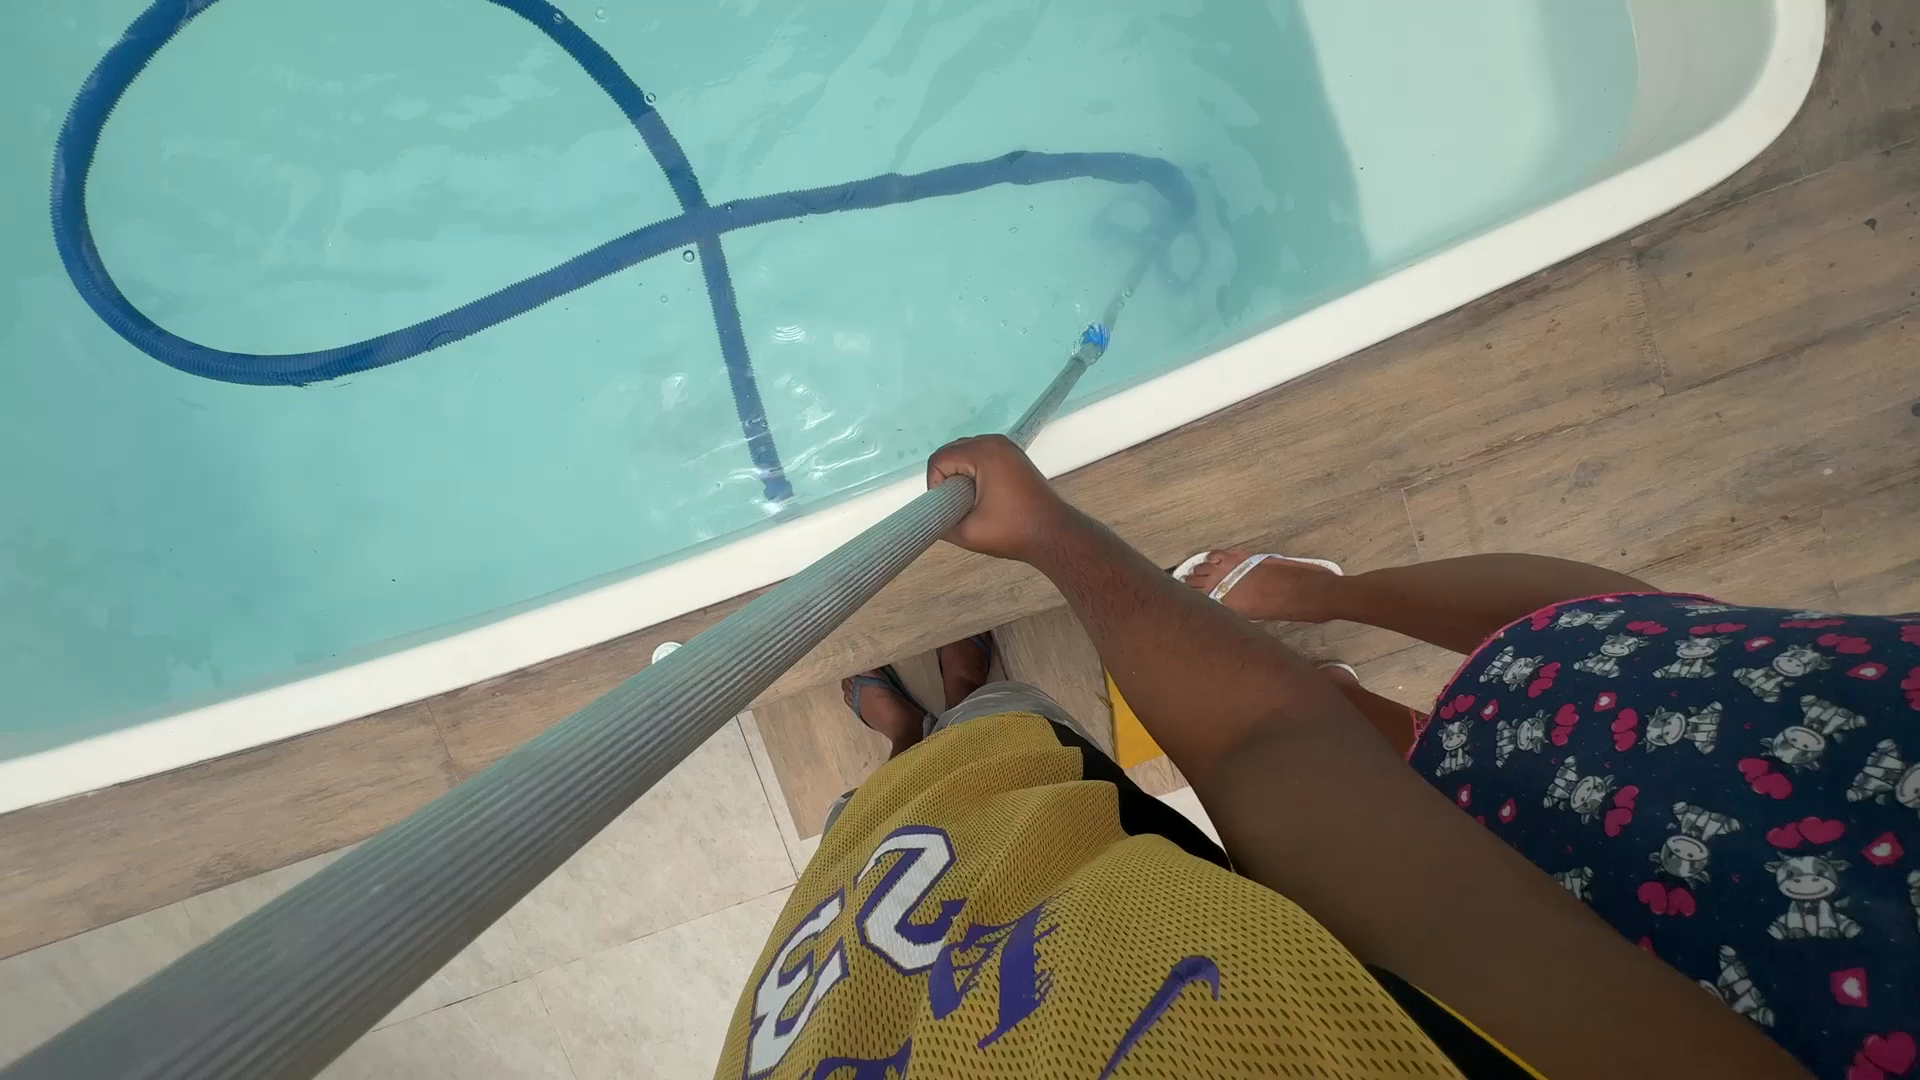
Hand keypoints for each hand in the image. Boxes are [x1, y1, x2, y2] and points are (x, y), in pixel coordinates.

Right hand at [926, 435, 1077, 562]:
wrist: (1054, 534)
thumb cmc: (1014, 532)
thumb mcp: (967, 533)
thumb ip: (939, 523)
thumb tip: (929, 515)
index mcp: (984, 454)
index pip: (939, 459)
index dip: (935, 485)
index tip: (947, 508)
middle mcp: (995, 442)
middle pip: (951, 451)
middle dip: (947, 478)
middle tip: (956, 506)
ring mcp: (1007, 446)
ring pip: (965, 452)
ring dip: (960, 475)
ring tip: (969, 502)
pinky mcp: (1013, 455)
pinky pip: (981, 456)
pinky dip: (974, 472)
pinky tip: (982, 495)